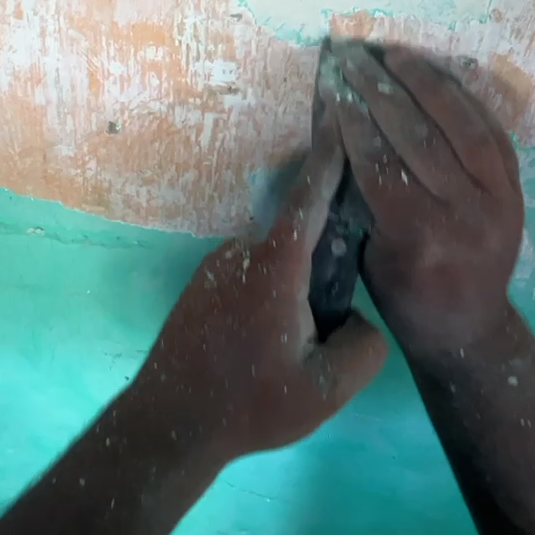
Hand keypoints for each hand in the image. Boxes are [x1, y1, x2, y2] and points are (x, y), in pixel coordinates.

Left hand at [128, 103, 387, 461]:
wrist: (171, 421)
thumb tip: (358, 318)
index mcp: (275, 266)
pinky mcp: (204, 283)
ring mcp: (218, 265)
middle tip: (335, 309)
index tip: (339, 114)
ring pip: (276, 261)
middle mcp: (243, 252)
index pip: (309, 197)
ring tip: (296, 341)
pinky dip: (271, 293)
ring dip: (295, 283)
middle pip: (298, 234)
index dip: (329, 157)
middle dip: (325, 255)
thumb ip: (364, 349)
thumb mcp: (324, 392)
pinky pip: (252, 274)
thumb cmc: (248, 403)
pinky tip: (268, 341)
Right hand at [325, 42, 524, 361]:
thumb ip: (357, 191)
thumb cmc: (402, 294)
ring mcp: (498, 197)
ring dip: (422, 81)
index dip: (351, 115)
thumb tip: (339, 124)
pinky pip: (490, 130)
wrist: (468, 327)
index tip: (330, 81)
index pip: (377, 159)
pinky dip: (462, 98)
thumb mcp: (366, 251)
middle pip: (416, 134)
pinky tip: (436, 74)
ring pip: (459, 124)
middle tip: (352, 57)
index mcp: (417, 235)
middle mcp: (463, 212)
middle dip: (378, 88)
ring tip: (392, 54)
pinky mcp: (517, 187)